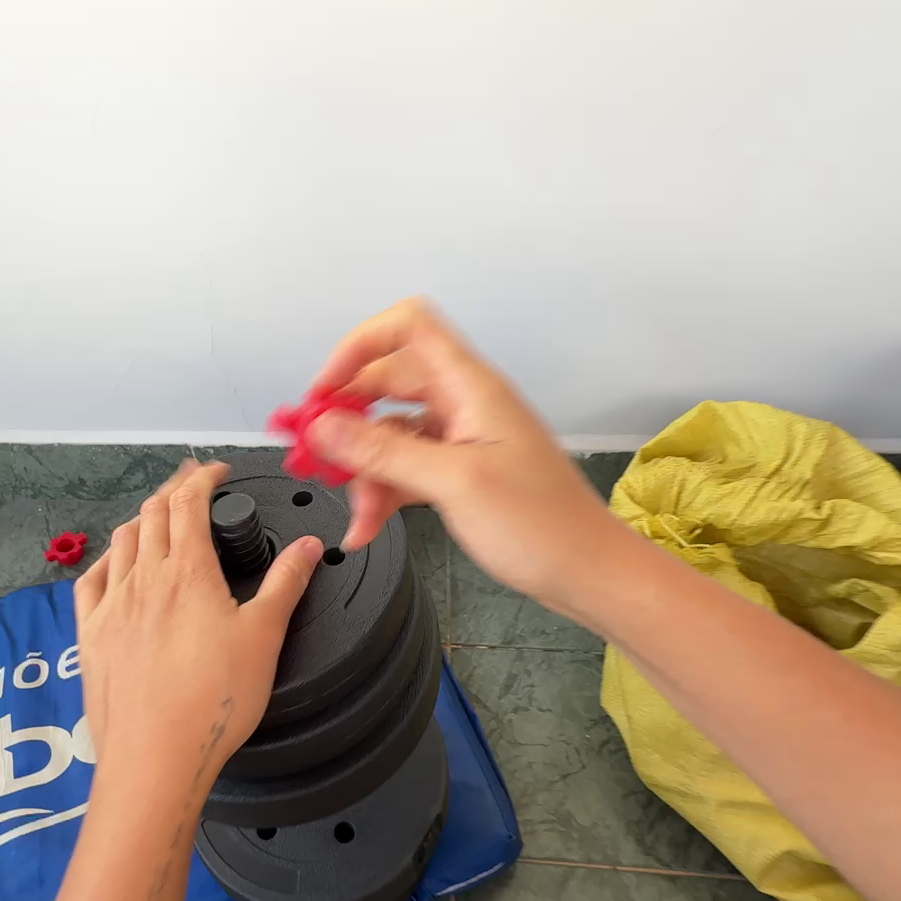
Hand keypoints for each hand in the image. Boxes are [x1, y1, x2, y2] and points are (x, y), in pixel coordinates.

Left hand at [74, 461, 322, 795]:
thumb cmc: (213, 699)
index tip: (218, 471)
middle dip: (173, 489)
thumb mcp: (265, 636)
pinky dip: (106, 560)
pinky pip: (90, 581)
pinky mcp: (90, 636)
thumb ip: (287, 582)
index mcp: (187, 571)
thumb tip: (310, 546)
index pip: (189, 502)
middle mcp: (144, 578)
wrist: (155, 757)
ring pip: (121, 540)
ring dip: (142, 518)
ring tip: (158, 517)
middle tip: (192, 484)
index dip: (203, 477)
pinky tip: (114, 566)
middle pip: (152, 512)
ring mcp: (111, 606)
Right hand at [306, 297, 623, 611]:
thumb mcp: (452, 483)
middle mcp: (464, 404)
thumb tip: (324, 425)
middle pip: (388, 386)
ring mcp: (461, 438)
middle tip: (314, 457)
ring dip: (364, 471)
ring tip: (357, 516)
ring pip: (392, 435)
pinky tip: (369, 525)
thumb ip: (383, 451)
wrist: (586, 572)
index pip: (408, 328)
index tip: (325, 393)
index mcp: (471, 387)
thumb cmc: (543, 525)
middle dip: (347, 421)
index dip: (359, 348)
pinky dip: (384, 493)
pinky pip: (407, 469)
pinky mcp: (459, 472)